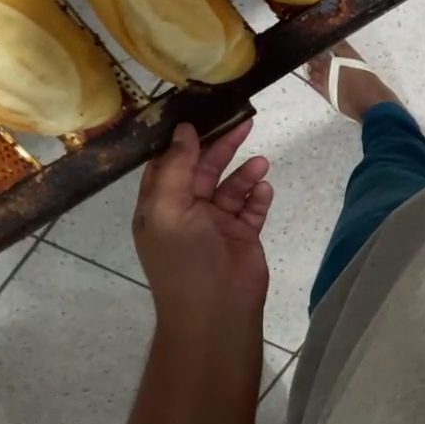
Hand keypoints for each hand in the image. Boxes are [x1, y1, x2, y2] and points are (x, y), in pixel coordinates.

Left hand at [133, 120, 273, 324]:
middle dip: (223, 148)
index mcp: (160, 206)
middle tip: (245, 124)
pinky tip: (265, 189)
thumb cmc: (185, 258)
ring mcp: (217, 224)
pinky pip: (252, 208)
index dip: (184, 141)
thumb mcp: (169, 209)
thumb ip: (178, 168)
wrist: (217, 308)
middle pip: (205, 170)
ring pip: (232, 187)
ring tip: (262, 163)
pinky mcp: (243, 235)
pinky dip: (259, 197)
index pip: (169, 164)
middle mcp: (187, 211)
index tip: (202, 115)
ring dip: (245, 173)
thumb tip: (183, 131)